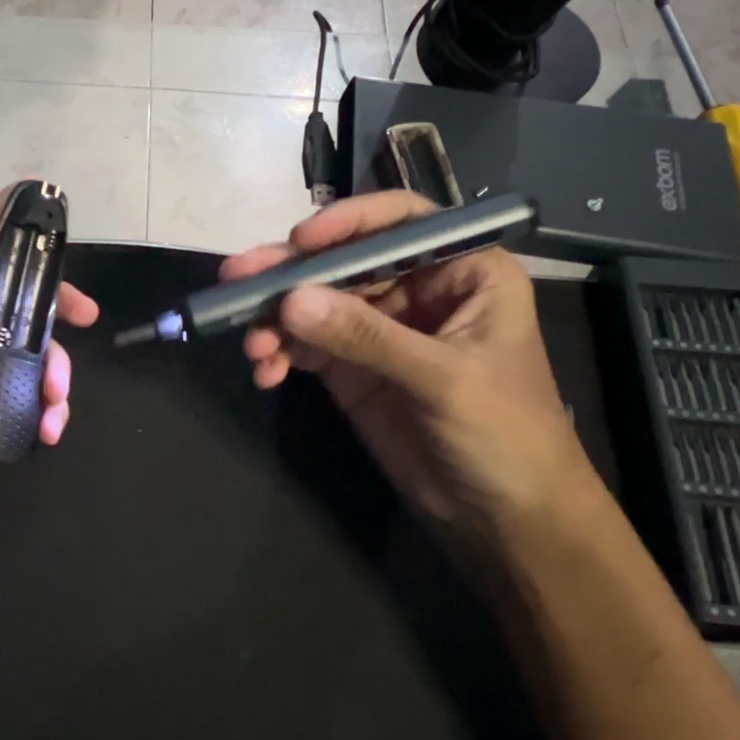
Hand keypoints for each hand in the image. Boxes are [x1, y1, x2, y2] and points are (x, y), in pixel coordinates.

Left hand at [0, 188, 99, 569]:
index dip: (1, 221)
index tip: (41, 201)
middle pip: (12, 295)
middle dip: (53, 302)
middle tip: (88, 314)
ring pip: (29, 348)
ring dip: (55, 370)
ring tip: (58, 402)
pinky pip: (26, 392)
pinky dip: (46, 407)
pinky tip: (48, 430)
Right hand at [224, 191, 599, 538]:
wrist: (503, 515)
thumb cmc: (505, 433)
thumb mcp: (441, 379)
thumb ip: (365, 338)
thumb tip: (289, 301)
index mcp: (463, 273)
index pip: (402, 224)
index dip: (348, 223)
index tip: (298, 241)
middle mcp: (416, 291)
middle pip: (342, 263)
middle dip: (288, 274)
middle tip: (234, 280)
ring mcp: (378, 332)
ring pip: (314, 305)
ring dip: (275, 321)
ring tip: (252, 346)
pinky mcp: (350, 370)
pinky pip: (303, 347)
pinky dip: (279, 355)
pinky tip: (265, 373)